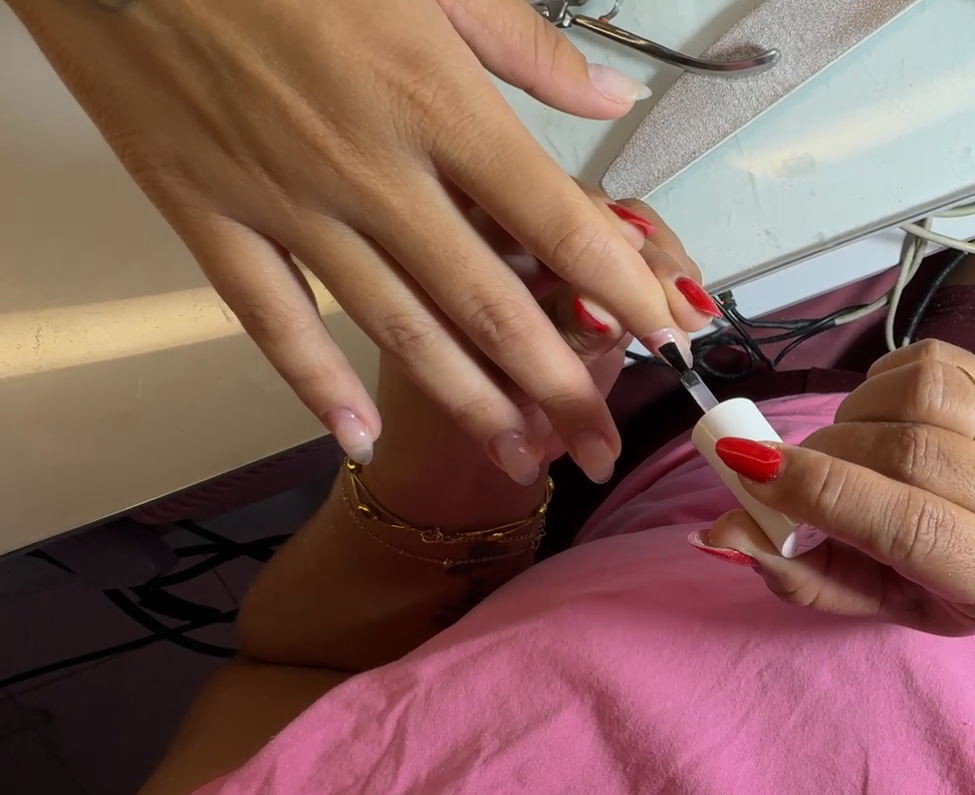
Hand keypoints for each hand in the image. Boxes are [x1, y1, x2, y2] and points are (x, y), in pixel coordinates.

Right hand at [10, 0, 714, 481]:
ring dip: (469, 405)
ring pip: (400, 329)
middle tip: (601, 452)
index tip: (672, 346)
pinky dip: (313, 382)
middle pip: (493, 309)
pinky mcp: (198, 204)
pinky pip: (267, 314)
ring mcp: (284, 198)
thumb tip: (617, 103)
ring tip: (521, 461)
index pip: (562, 228)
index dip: (627, 294)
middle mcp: (374, 172)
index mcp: (439, 106)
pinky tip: (362, 439)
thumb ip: (528, 48)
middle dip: (560, 390)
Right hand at [702, 342, 974, 635]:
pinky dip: (885, 382)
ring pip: (928, 394)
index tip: (749, 469)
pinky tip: (881, 416)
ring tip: (848, 444)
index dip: (825, 493)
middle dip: (831, 453)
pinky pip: (938, 361)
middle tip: (796, 469)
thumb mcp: (882, 605)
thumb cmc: (951, 590)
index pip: (913, 527)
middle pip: (914, 454)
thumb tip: (724, 533)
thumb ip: (806, 577)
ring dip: (858, 413)